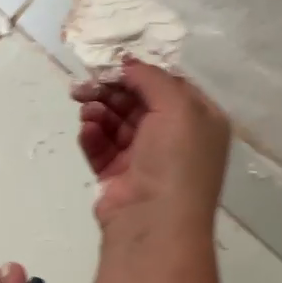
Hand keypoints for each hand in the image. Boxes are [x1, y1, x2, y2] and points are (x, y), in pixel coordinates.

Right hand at [73, 57, 230, 229]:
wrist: (153, 218)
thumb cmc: (176, 160)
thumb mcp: (177, 107)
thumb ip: (152, 79)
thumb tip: (128, 63)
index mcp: (198, 119)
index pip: (166, 86)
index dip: (138, 73)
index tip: (110, 66)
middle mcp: (173, 137)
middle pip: (136, 102)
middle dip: (109, 91)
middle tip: (83, 87)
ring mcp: (143, 158)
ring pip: (115, 123)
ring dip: (98, 112)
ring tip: (85, 110)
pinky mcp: (116, 175)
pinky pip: (101, 147)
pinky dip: (92, 136)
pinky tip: (86, 130)